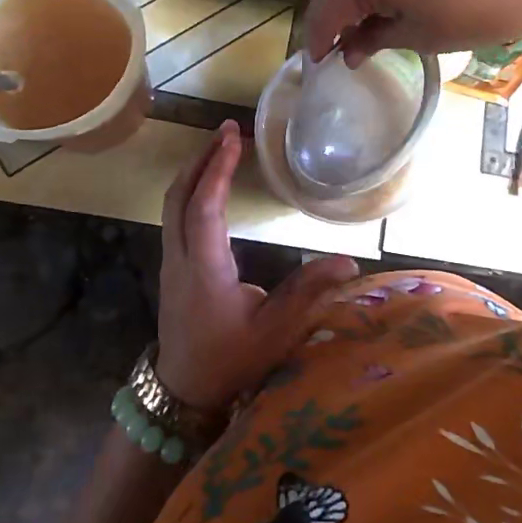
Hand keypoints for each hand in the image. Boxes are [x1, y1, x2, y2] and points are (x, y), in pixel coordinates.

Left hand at [155, 122, 359, 410]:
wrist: (183, 392)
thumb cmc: (230, 361)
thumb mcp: (276, 331)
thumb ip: (310, 293)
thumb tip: (350, 262)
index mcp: (204, 268)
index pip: (204, 207)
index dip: (218, 168)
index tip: (234, 136)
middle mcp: (180, 258)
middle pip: (178, 195)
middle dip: (202, 158)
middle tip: (228, 130)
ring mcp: (171, 262)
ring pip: (172, 204)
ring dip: (195, 171)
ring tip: (221, 147)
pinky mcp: (174, 268)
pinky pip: (175, 216)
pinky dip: (192, 189)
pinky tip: (212, 186)